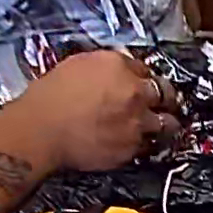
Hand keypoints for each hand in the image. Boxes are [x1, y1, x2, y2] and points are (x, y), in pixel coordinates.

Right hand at [4, 49, 180, 171]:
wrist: (43, 130)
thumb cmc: (50, 97)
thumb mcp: (76, 67)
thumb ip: (106, 69)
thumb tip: (119, 74)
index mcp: (117, 65)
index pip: (146, 69)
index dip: (146, 78)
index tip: (146, 84)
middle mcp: (135, 92)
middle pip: (167, 94)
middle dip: (168, 98)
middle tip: (166, 103)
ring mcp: (139, 122)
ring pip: (168, 124)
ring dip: (167, 124)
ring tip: (163, 126)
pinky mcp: (136, 147)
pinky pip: (152, 144)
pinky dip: (150, 143)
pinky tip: (140, 141)